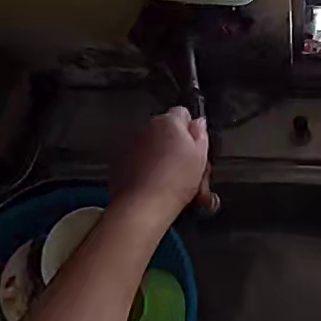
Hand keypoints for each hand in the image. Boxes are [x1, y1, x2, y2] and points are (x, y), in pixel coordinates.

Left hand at [110, 107, 210, 227]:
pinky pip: (137, 159)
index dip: (191, 130)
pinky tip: (154, 184)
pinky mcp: (119, 163)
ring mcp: (131, 145)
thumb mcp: (200, 157)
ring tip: (170, 179)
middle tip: (186, 165)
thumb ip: (200, 134)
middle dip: (175, 143)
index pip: (182, 113)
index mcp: (169, 122)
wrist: (144, 206)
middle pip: (166, 130)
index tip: (195, 145)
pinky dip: (145, 168)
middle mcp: (148, 128)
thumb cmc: (176, 181)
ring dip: (160, 156)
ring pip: (151, 145)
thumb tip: (198, 123)